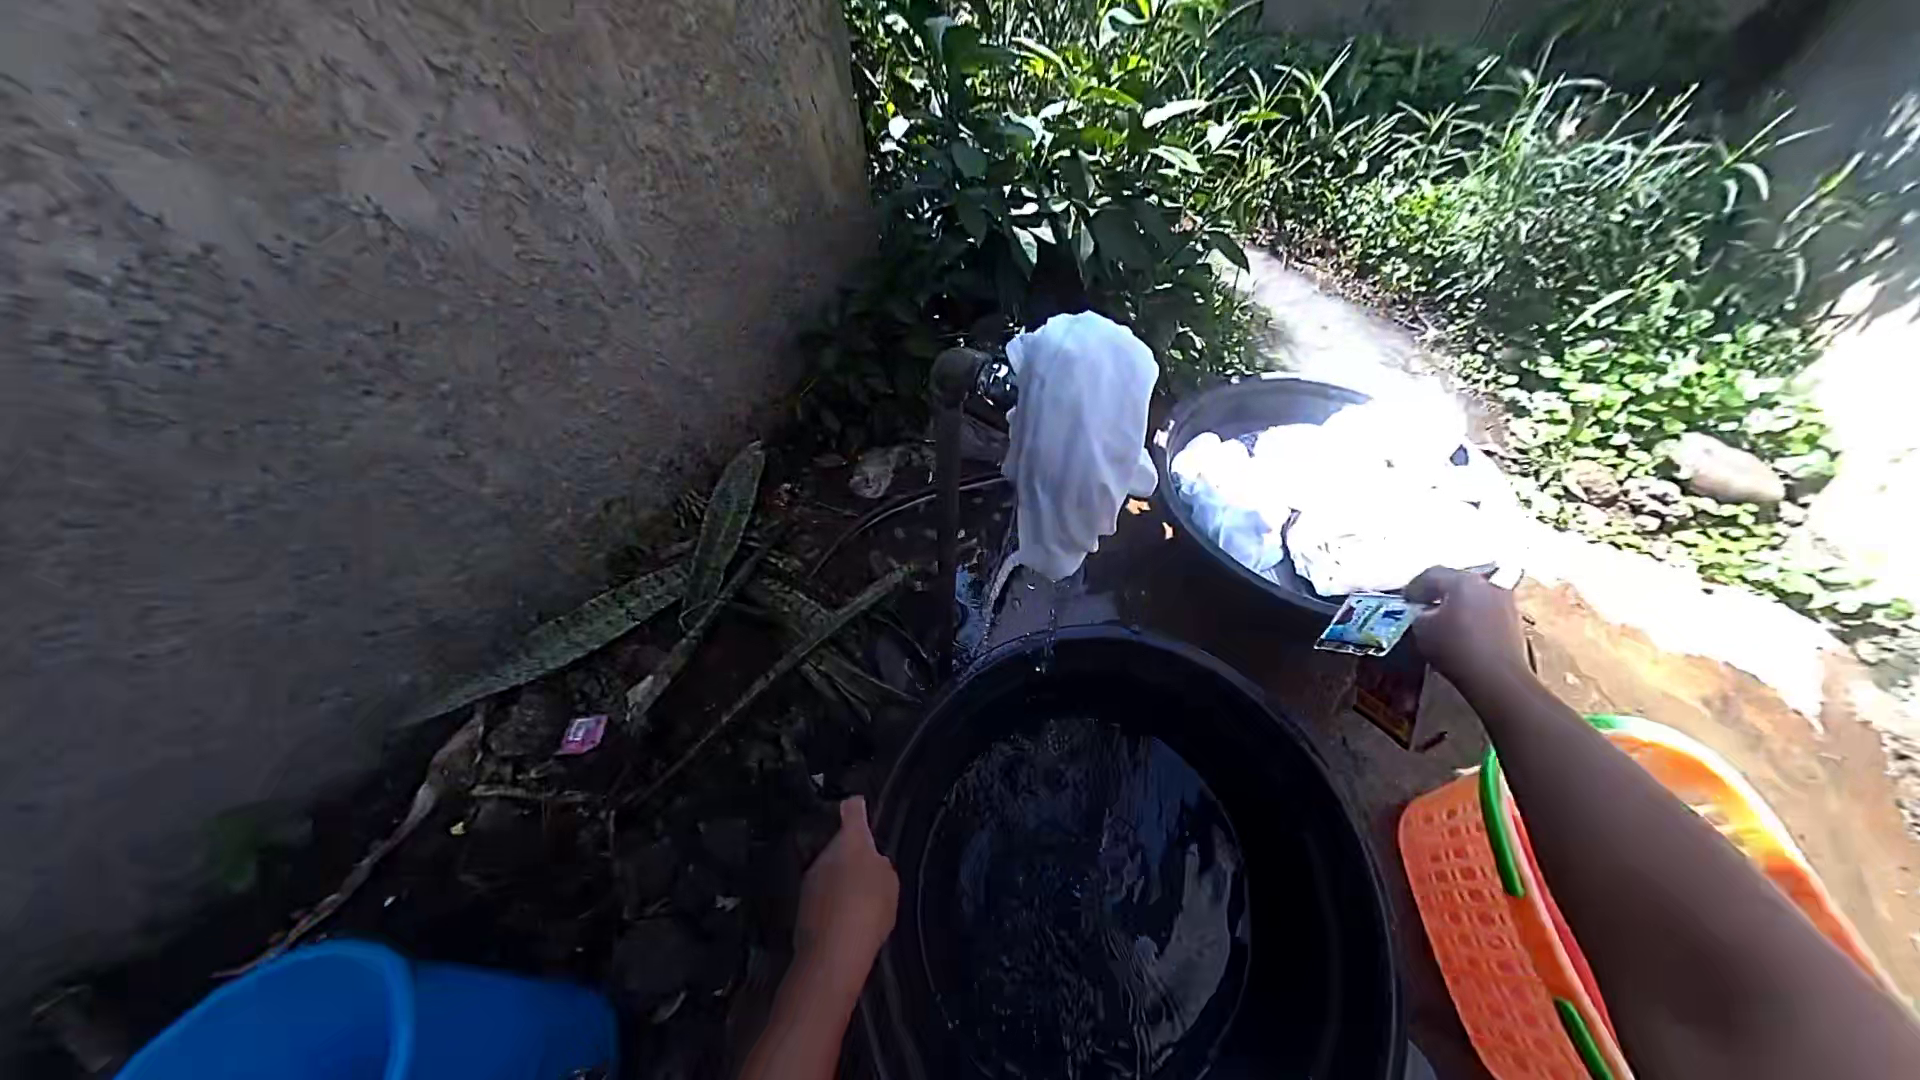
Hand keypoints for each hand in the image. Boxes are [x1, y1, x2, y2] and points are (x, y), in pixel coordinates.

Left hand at [795, 797, 898, 970]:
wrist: (832, 954)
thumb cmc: (869, 909)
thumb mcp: (889, 883)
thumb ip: (880, 866)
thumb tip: (871, 862)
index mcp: (852, 841)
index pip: (852, 811)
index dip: (857, 806)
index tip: (858, 803)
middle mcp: (826, 853)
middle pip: (840, 845)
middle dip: (852, 856)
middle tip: (869, 876)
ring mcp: (810, 879)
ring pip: (829, 871)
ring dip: (840, 881)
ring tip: (859, 905)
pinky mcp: (801, 906)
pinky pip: (822, 896)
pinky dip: (832, 904)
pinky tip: (845, 923)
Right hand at [1405, 567, 1531, 691]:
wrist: (1497, 677)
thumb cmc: (1454, 647)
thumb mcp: (1420, 627)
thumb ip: (1418, 612)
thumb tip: (1422, 610)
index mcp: (1462, 581)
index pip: (1431, 574)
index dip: (1413, 587)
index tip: (1404, 600)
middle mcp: (1487, 584)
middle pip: (1455, 579)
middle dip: (1436, 590)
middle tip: (1421, 604)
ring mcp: (1505, 600)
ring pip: (1473, 592)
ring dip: (1456, 600)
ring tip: (1442, 615)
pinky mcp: (1514, 617)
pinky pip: (1485, 605)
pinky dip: (1471, 610)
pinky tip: (1461, 625)